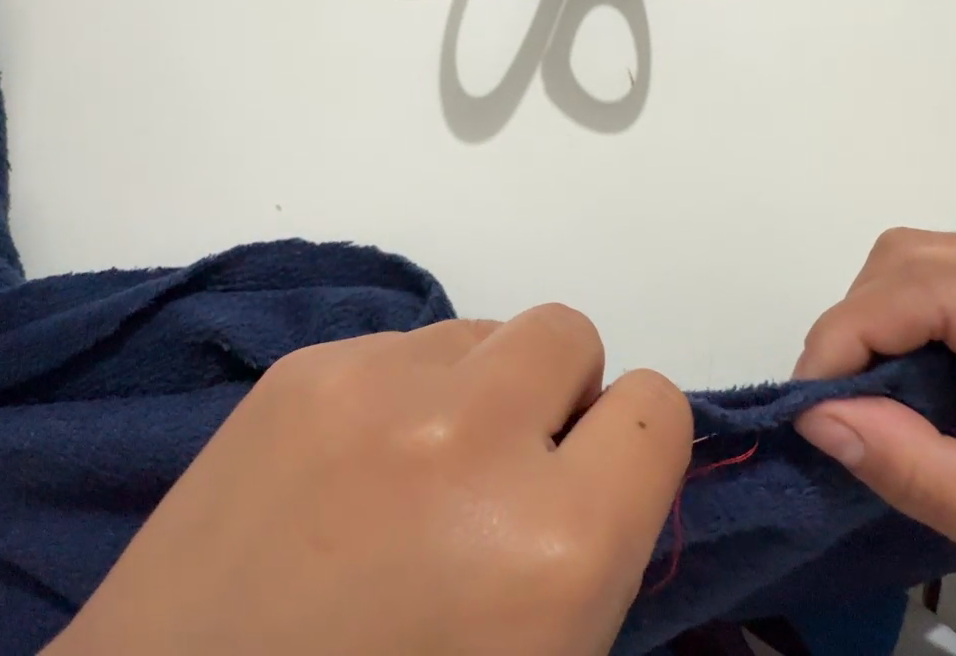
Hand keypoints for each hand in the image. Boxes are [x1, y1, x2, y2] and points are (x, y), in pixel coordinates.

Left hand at [47, 305, 691, 655]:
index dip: (633, 445)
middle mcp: (472, 437)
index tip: (596, 477)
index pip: (656, 407)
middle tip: (504, 470)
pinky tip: (343, 468)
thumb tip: (607, 457)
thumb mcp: (547, 652)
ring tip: (412, 473)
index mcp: (558, 543)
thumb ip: (598, 543)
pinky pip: (399, 346)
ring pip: (482, 331)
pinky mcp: (299, 372)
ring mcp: (373, 390)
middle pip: (568, 333)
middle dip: (556, 395)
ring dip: (474, 388)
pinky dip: (398, 393)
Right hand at [792, 230, 955, 655]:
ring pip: (934, 256)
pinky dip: (911, 318)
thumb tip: (813, 413)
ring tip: (876, 395)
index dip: (854, 328)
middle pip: (928, 256)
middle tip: (840, 403)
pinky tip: (920, 380)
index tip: (811, 399)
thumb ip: (924, 475)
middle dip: (860, 320)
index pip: (941, 290)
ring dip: (880, 315)